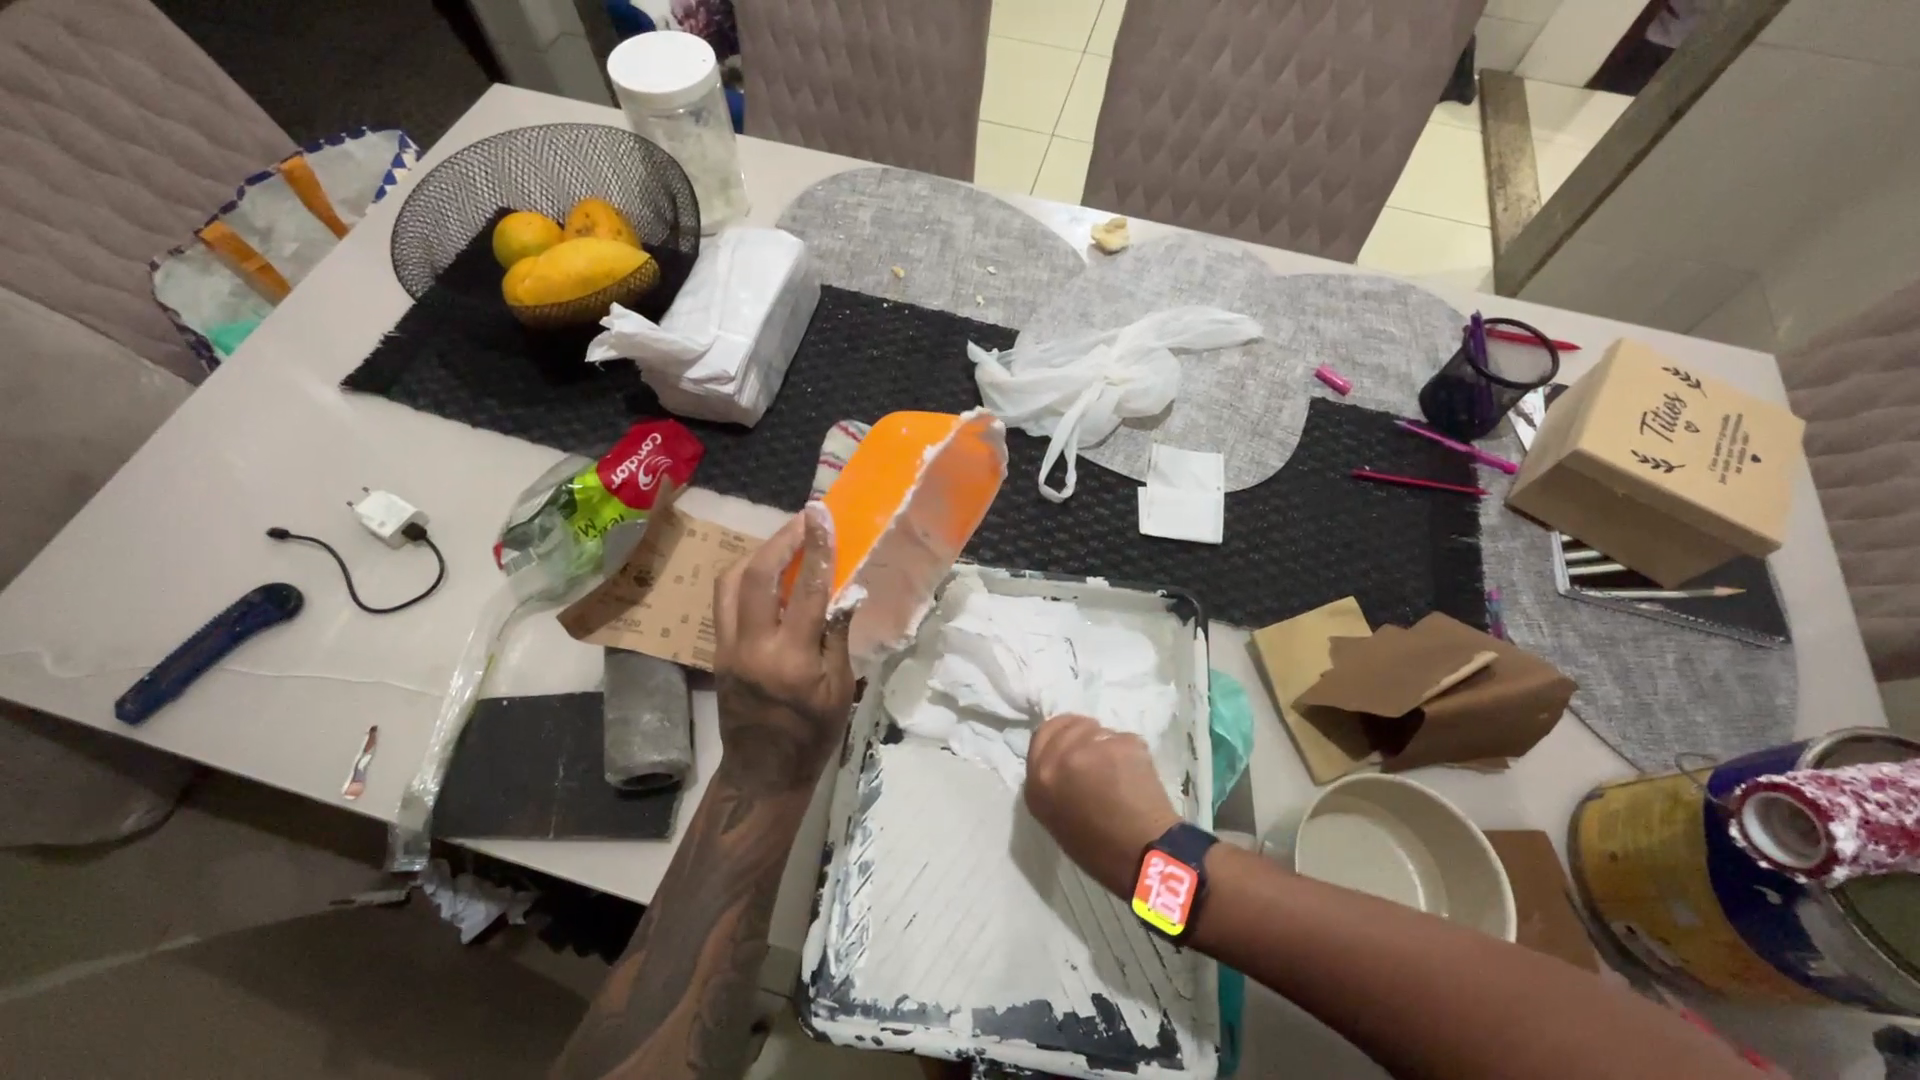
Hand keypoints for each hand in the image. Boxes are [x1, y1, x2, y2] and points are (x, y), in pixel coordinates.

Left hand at [712, 503, 855, 794]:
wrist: (763, 773)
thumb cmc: (813, 735)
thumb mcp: (840, 689)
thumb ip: (838, 636)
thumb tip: (845, 590)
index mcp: (791, 659)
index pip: (806, 590)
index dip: (816, 547)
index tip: (821, 515)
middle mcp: (753, 647)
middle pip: (756, 576)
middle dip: (781, 540)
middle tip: (804, 520)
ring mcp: (728, 649)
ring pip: (729, 583)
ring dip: (757, 555)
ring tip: (784, 543)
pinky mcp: (717, 653)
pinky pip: (725, 602)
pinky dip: (744, 578)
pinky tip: (766, 575)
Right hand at [1024, 713, 1180, 895]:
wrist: (1141, 855)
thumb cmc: (1098, 849)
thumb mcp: (1056, 817)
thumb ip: (1052, 784)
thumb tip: (1063, 765)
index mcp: (1037, 782)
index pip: (1041, 735)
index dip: (1057, 733)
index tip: (1071, 740)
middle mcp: (1057, 759)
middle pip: (1068, 725)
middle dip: (1082, 732)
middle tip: (1099, 750)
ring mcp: (1090, 748)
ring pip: (1098, 730)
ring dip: (1106, 743)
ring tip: (1118, 767)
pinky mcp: (1121, 744)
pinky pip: (1124, 738)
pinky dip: (1130, 752)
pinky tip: (1136, 773)